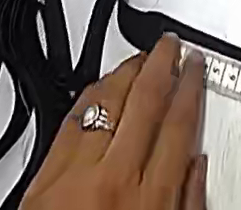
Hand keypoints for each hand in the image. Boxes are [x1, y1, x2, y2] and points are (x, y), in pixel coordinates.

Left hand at [23, 34, 206, 209]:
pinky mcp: (43, 178)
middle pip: (145, 99)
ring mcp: (75, 174)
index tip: (195, 65)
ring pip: (107, 99)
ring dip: (127, 70)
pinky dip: (91, 95)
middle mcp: (114, 179)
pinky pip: (72, 119)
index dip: (191, 85)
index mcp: (150, 201)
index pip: (180, 123)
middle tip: (171, 45)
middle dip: (162, 62)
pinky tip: (101, 85)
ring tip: (140, 58)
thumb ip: (187, 207)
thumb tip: (198, 165)